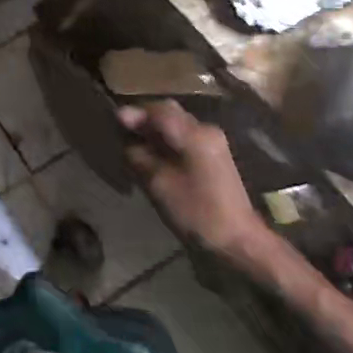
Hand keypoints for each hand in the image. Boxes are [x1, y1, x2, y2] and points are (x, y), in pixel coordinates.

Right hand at [121, 101, 273, 263]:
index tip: (114, 120)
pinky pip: (185, 136)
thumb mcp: (159, 183)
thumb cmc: (196, 212)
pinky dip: (167, 139)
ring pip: (177, 123)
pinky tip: (154, 153)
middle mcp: (206, 130)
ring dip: (155, 128)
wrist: (238, 241)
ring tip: (135, 142)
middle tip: (123, 130)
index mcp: (194, 135)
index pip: (159, 110)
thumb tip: (127, 140)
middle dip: (144, 118)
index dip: (134, 113)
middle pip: (170, 112)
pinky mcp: (215, 155)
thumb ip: (140, 155)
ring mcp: (213, 142)